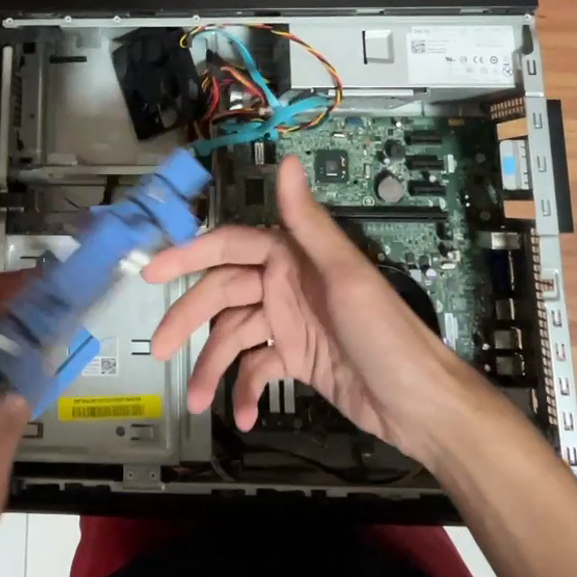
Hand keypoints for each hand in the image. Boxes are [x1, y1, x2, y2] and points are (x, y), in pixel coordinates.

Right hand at [144, 155, 468, 461]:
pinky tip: (242, 414)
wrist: (423, 405)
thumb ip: (308, 221)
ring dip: (214, 367)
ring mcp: (290, 324)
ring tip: (198, 400)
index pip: (229, 248)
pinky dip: (245, 389)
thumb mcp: (345, 274)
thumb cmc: (387, 334)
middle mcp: (286, 286)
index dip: (189, 256)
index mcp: (293, 258)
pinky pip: (258, 368)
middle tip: (161, 348)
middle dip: (189, 321)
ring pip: (234, 336)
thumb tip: (287, 161)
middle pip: (223, 295)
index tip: (153, 273)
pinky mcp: (297, 359)